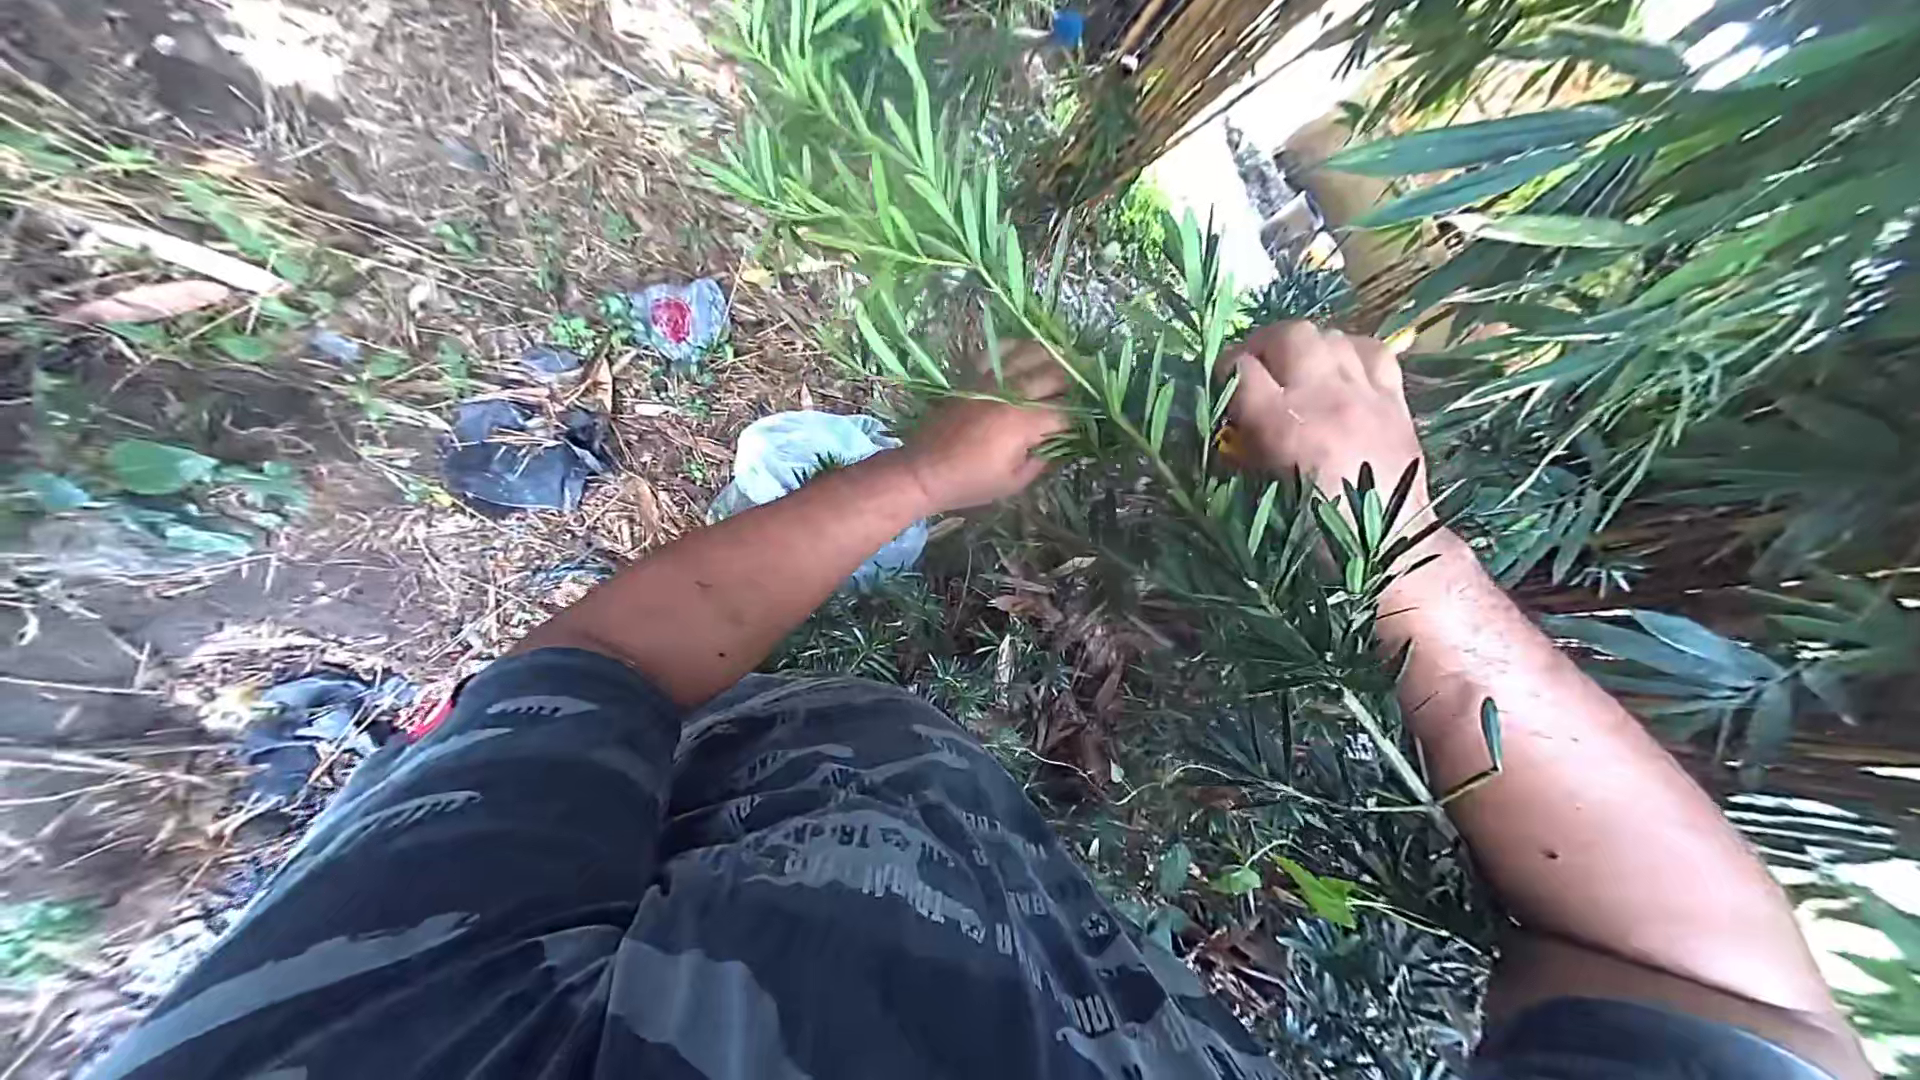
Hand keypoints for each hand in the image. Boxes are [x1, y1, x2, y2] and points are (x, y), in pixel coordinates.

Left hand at [897, 341, 1069, 512]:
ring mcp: (990, 380)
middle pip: (1056, 375)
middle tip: (1086, 391)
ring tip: (1066, 364)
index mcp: (1025, 422)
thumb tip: (1062, 444)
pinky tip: (1028, 351)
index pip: (1067, 412)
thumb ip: (1043, 460)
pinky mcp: (973, 376)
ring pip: (1031, 354)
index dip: (1082, 419)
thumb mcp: (1014, 482)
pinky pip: (998, 350)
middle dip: (1075, 384)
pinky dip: (1016, 347)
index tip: (1089, 424)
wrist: (924, 471)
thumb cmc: (970, 483)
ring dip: (1053, 357)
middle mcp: (1011, 393)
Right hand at [1227, 321, 1430, 517]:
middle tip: (1253, 367)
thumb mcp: (1261, 490)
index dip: (1223, 372)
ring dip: (1303, 346)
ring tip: (1293, 368)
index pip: (1241, 371)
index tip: (1218, 386)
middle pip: (1287, 335)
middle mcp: (1324, 396)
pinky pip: (1370, 348)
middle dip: (1261, 345)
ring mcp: (1364, 391)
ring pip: (1329, 334)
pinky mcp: (1393, 397)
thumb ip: (1243, 447)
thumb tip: (1229, 420)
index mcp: (1282, 425)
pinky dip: (1346, 350)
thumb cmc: (1314, 529)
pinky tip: (1336, 368)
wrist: (1390, 544)